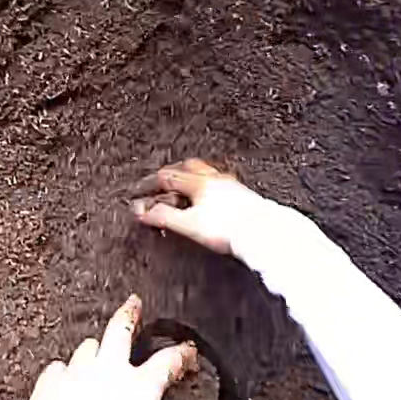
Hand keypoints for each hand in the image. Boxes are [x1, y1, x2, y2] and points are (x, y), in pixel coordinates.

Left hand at [3, 295, 197, 399]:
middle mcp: (108, 373)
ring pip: (88, 346)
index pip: (168, 360)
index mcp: (140, 389)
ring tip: (100, 357)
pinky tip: (69, 384)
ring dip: (97, 350)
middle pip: (121, 327)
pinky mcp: (47, 388)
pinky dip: (67, 373)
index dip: (181, 353)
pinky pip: (59, 368)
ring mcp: (75, 376)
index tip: (185, 353)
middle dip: (131, 313)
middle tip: (134, 305)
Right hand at [129, 158, 275, 256]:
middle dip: (172, 172)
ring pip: (205, 172)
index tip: (139, 189)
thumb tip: (142, 211)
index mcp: (198, 182)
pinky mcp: (242, 194)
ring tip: (186, 183)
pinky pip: (220, 182)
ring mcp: (230, 185)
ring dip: (192, 176)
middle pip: (187, 167)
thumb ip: (164, 216)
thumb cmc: (228, 228)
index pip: (167, 177)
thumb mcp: (188, 224)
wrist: (261, 232)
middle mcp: (214, 179)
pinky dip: (209, 185)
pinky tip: (212, 195)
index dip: (150, 183)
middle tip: (161, 180)